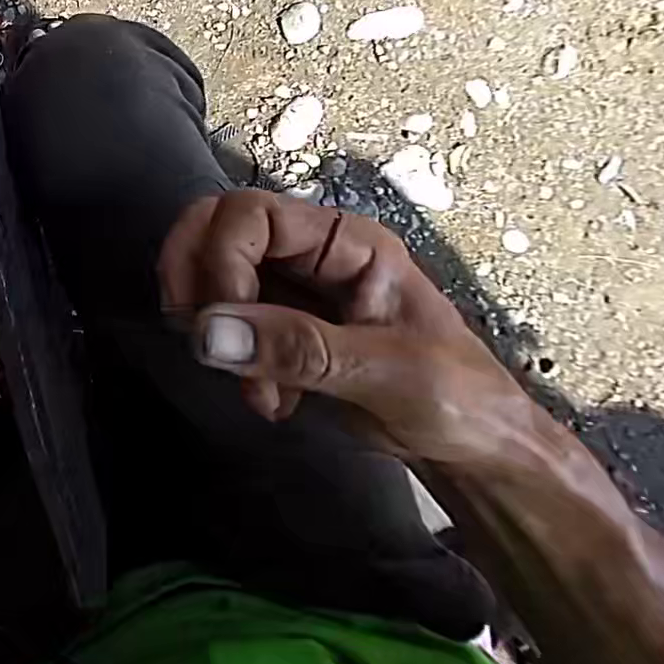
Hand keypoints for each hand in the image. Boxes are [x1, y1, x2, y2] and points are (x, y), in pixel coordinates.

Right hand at [158, 189, 541, 464]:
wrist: (471, 448)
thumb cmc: (459, 401)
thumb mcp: (392, 374)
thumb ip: (301, 348)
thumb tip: (208, 332)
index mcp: (347, 242)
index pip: (249, 215)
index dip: (222, 261)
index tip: (224, 327)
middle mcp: (306, 252)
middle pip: (212, 228)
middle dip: (192, 280)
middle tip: (199, 337)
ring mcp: (283, 286)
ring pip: (204, 270)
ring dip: (205, 326)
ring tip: (250, 383)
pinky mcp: (268, 323)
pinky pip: (215, 318)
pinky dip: (218, 353)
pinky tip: (262, 392)